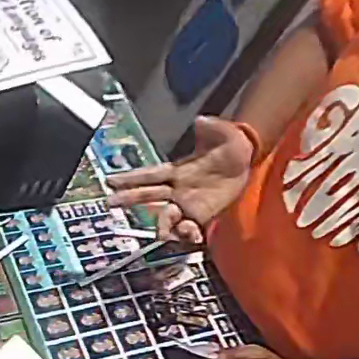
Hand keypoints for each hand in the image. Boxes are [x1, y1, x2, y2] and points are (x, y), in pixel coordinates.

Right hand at [105, 116, 255, 245]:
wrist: (248, 162)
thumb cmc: (233, 146)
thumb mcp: (226, 134)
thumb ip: (213, 128)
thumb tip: (200, 120)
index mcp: (178, 171)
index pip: (150, 175)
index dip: (130, 178)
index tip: (110, 181)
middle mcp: (176, 189)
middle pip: (147, 195)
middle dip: (128, 198)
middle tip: (110, 202)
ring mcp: (187, 204)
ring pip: (166, 217)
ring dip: (162, 226)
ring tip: (163, 235)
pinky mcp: (200, 216)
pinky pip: (187, 229)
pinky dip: (187, 235)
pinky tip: (195, 238)